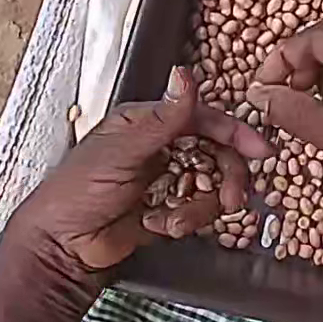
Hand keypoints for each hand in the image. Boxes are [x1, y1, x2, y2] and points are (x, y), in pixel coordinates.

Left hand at [2, 66, 273, 314]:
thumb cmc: (79, 190)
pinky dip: (185, 221)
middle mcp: (163, 146)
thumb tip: (184, 74)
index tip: (261, 151)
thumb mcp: (123, 151)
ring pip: (211, 185)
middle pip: (217, 154)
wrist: (62, 247)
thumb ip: (162, 118)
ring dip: (200, 207)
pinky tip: (157, 227)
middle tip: (231, 200)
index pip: (204, 119)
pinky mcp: (169, 208)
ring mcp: (168, 178)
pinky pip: (199, 211)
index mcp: (150, 122)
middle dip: (226, 178)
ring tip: (174, 222)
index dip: (235, 133)